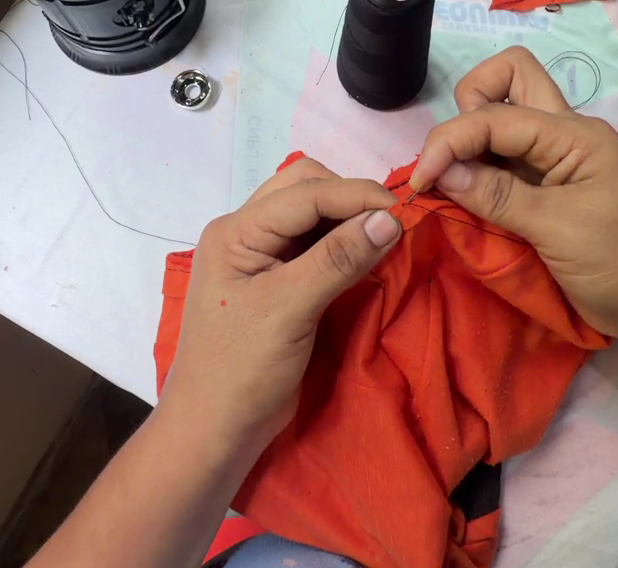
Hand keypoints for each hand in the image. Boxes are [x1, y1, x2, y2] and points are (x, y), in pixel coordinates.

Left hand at [157, 157, 401, 448]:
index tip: (403, 211)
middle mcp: (245, 231)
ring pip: (308, 209)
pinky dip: (340, 239)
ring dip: (345, 215)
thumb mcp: (290, 310)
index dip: (355, 195)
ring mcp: (258, 253)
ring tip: (381, 235)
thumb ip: (338, 260)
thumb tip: (390, 218)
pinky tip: (363, 252)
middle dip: (348, 197)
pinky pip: (311, 239)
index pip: (304, 192)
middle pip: (303, 186)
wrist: (214, 431)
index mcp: (236, 230)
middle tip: (389, 224)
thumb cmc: (242, 370)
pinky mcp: (274, 275)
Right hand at [407, 47, 617, 345]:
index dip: (449, 141)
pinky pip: (507, 157)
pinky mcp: (551, 185)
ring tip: (454, 179)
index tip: (421, 183)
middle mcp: (564, 133)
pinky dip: (480, 167)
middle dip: (469, 104)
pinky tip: (469, 193)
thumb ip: (497, 196)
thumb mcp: (559, 231)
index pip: (494, 116)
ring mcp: (558, 158)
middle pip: (509, 79)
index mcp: (573, 133)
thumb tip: (441, 172)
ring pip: (506, 114)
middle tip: (450, 159)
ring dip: (472, 137)